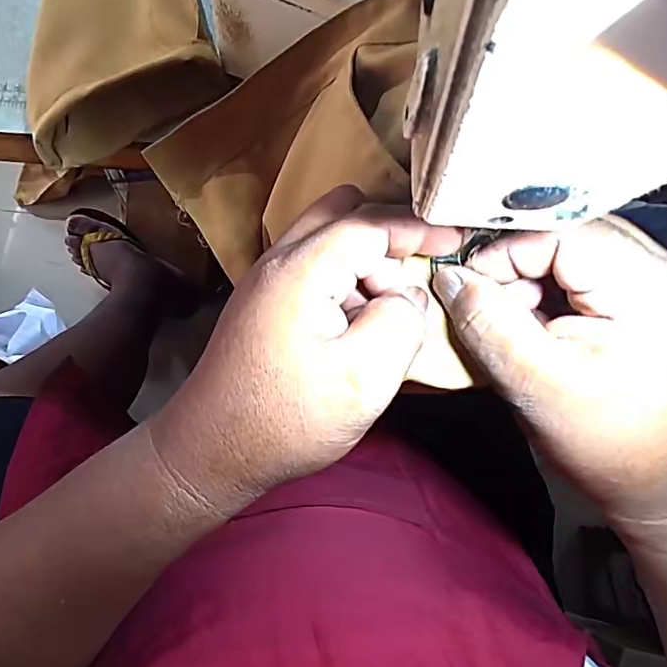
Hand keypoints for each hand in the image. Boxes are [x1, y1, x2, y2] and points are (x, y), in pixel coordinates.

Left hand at [148, 186, 462, 509]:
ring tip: (387, 320)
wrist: (211, 453)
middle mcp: (277, 264)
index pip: (369, 223)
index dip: (417, 226)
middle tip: (416, 281)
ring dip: (367, 265)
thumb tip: (408, 296)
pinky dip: (347, 284)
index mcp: (300, 272)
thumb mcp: (363, 380)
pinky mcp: (265, 305)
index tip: (455, 238)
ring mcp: (267, 283)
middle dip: (389, 238)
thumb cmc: (282, 423)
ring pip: (329, 242)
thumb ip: (401, 323)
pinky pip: (316, 271)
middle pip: (343, 214)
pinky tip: (359, 328)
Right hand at [433, 217, 666, 527]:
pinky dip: (558, 288)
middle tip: (496, 309)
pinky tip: (549, 325)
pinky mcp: (659, 296)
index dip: (507, 252)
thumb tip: (453, 276)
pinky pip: (595, 268)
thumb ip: (488, 324)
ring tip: (527, 326)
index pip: (564, 232)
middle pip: (573, 232)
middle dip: (521, 265)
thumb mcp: (535, 386)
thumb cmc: (611, 449)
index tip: (473, 286)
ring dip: (538, 277)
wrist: (662, 483)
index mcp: (656, 294)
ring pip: (580, 247)